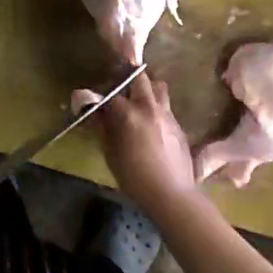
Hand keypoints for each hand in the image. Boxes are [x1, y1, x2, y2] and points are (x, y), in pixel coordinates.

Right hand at [94, 77, 201, 216]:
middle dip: (130, 78)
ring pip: (159, 89)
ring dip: (149, 91)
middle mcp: (150, 108)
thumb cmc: (135, 178)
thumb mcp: (111, 154)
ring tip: (140, 104)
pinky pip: (167, 109)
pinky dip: (158, 111)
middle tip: (122, 90)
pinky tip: (153, 128)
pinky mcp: (180, 126)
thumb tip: (92, 109)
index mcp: (130, 114)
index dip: (100, 96)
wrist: (172, 195)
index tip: (93, 100)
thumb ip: (103, 127)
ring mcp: (168, 115)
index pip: (111, 95)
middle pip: (141, 78)